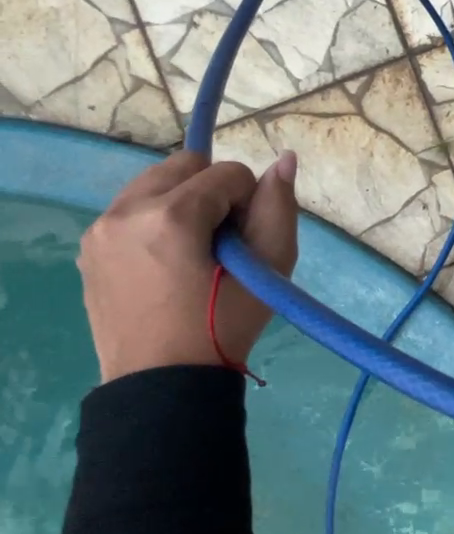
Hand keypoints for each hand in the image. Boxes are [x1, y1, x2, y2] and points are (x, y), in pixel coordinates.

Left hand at [79, 150, 298, 382]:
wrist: (164, 375)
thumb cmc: (227, 320)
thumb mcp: (272, 263)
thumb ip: (279, 206)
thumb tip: (284, 158)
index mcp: (170, 215)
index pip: (228, 172)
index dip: (252, 199)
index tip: (252, 237)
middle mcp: (124, 212)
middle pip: (182, 166)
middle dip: (214, 190)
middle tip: (228, 237)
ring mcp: (98, 231)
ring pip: (154, 185)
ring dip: (186, 203)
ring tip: (201, 250)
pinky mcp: (89, 249)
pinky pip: (132, 212)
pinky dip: (160, 221)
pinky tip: (174, 261)